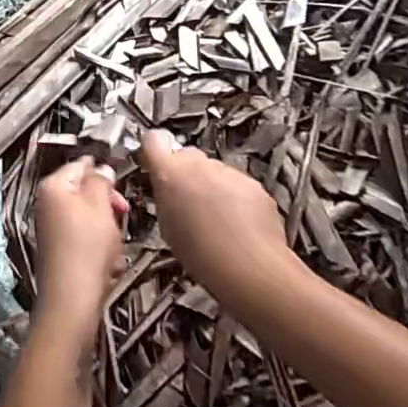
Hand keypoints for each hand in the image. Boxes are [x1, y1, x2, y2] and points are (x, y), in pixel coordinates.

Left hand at [34, 156, 128, 336]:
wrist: (72, 296)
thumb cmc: (87, 246)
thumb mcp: (100, 205)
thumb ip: (101, 181)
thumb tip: (101, 168)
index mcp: (53, 186)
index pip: (79, 165)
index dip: (101, 170)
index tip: (120, 181)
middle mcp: (47, 203)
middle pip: (83, 191)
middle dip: (106, 201)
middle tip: (122, 211)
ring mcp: (51, 226)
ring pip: (87, 215)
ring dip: (106, 225)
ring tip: (114, 242)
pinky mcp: (59, 248)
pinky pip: (84, 236)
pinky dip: (99, 244)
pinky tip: (108, 258)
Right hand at [139, 129, 304, 301]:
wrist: (248, 266)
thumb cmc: (198, 252)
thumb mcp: (166, 225)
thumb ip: (166, 197)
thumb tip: (171, 190)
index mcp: (169, 172)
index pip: (153, 140)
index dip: (154, 150)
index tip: (157, 165)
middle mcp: (198, 164)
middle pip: (187, 156)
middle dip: (187, 173)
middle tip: (189, 200)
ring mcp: (228, 171)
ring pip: (214, 171)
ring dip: (212, 186)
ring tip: (219, 218)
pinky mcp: (254, 184)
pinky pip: (238, 185)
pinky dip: (236, 198)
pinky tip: (240, 224)